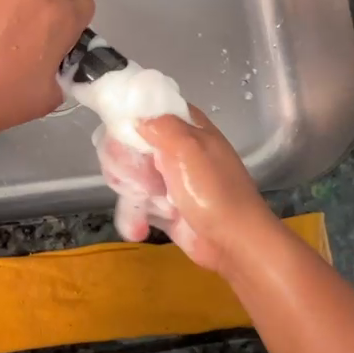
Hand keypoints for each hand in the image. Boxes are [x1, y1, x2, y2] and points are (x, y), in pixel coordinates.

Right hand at [136, 107, 280, 272]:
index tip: (120, 133)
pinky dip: (133, 210)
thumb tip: (134, 116)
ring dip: (129, 187)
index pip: (148, 108)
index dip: (130, 117)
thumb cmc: (214, 192)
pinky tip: (140, 222)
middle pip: (130, 140)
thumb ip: (160, 125)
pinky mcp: (160, 204)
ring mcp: (167, 177)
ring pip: (128, 170)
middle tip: (139, 175)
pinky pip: (133, 198)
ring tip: (145, 200)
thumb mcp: (189, 149)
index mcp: (187, 127)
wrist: (233, 244)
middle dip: (126, 160)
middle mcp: (175, 148)